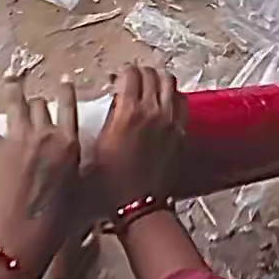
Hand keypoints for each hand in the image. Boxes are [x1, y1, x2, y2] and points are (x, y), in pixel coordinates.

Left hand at [0, 81, 81, 275]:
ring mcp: (18, 138)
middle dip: (36, 102)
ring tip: (10, 79)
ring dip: (12, 89)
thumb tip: (70, 172)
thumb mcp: (72, 198)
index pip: (70, 109)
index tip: (64, 80)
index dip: (66, 92)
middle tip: (32, 100)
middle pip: (41, 105)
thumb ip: (71, 175)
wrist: (13, 244)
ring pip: (16, 103)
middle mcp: (46, 135)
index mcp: (70, 146)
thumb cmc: (48, 231)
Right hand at [91, 63, 186, 211]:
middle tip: (132, 81)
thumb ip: (104, 116)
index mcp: (128, 111)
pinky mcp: (181, 131)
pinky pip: (181, 100)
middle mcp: (152, 110)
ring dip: (158, 79)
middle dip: (139, 72)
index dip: (122, 72)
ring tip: (149, 86)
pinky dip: (172, 95)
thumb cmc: (110, 180)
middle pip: (151, 73)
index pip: (130, 73)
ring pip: (169, 82)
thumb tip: (108, 99)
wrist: (138, 206)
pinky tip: (164, 103)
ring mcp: (170, 120)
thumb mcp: (96, 144)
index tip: (116, 79)